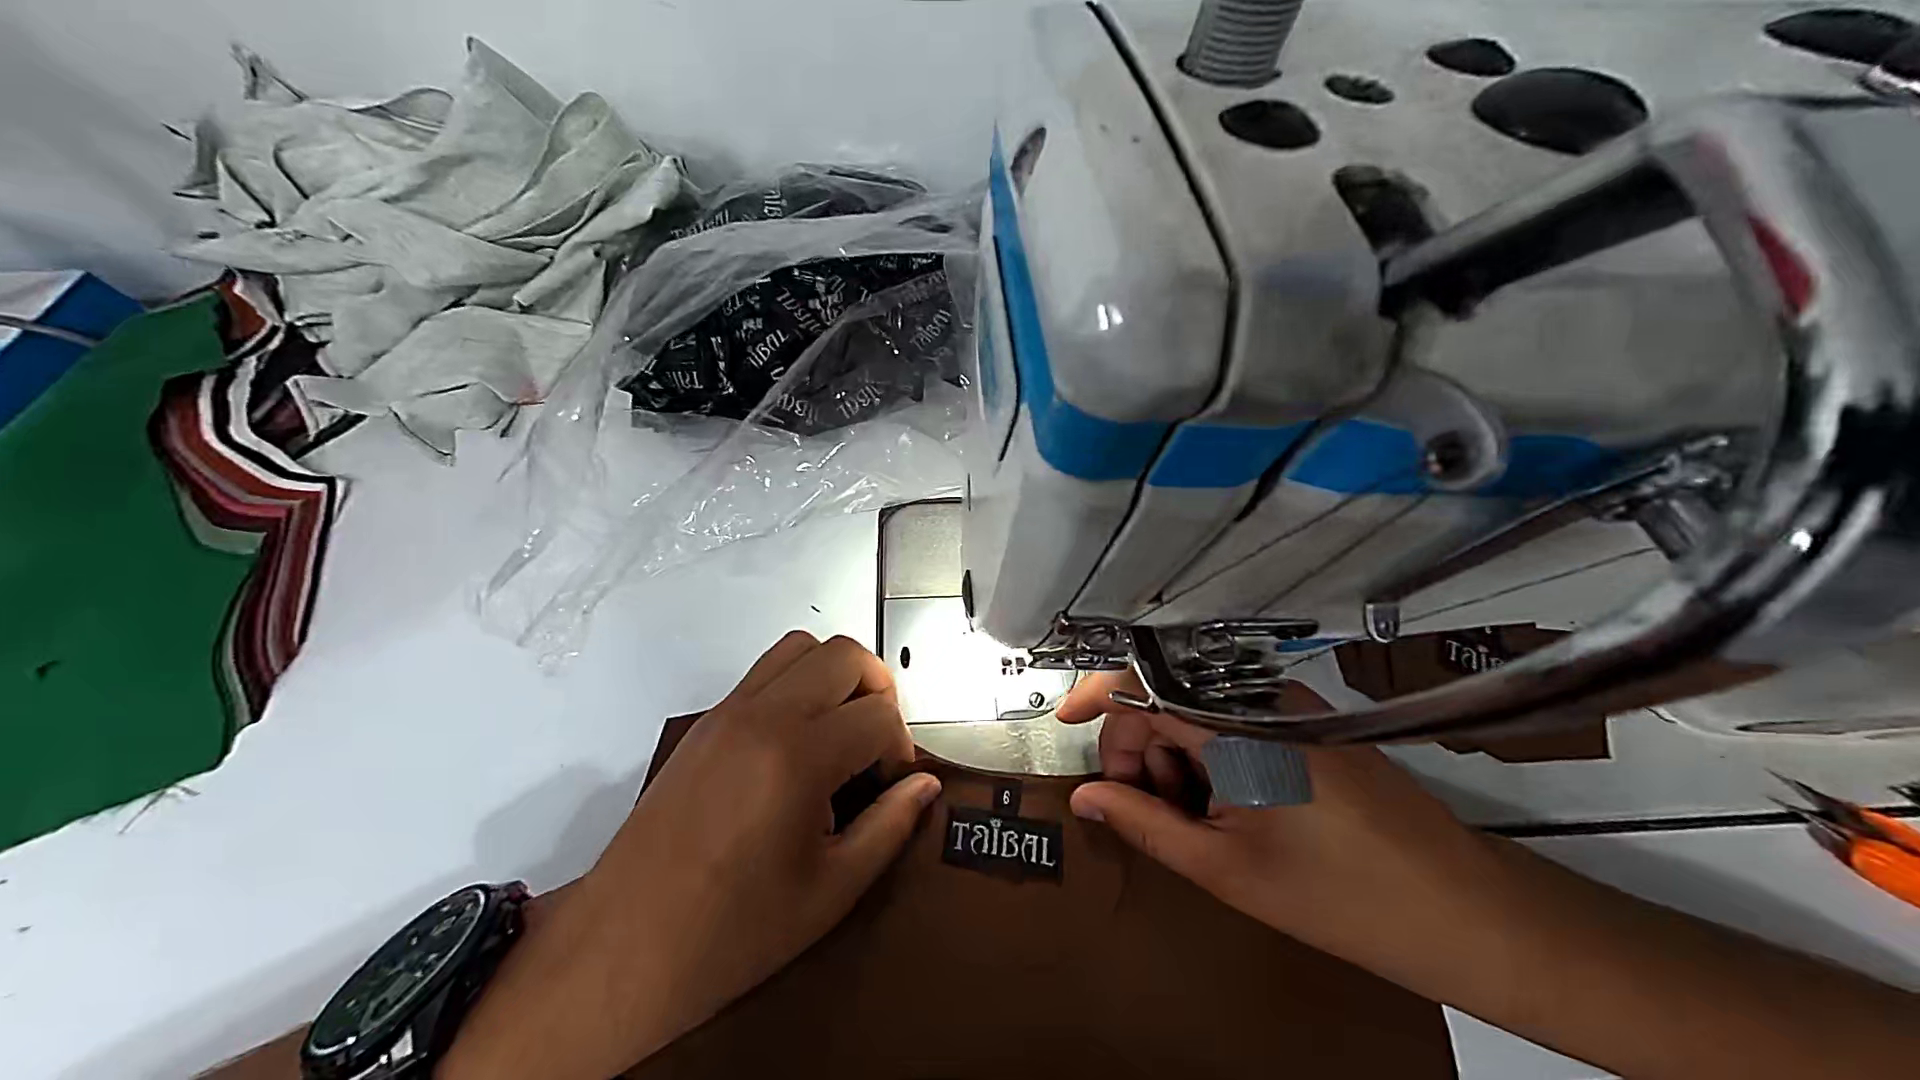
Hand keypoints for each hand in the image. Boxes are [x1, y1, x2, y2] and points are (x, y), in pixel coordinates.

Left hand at [440, 632, 940, 1079]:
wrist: (622, 947)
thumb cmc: (733, 933)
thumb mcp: (830, 892)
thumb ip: (889, 827)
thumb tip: (925, 784)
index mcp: (798, 758)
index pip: (879, 714)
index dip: (901, 747)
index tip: (894, 785)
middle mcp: (764, 716)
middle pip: (845, 655)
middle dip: (879, 689)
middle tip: (877, 744)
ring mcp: (728, 711)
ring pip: (801, 646)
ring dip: (836, 674)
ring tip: (841, 729)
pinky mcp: (705, 722)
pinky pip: (765, 670)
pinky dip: (797, 682)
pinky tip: (798, 740)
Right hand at [1057, 670, 1496, 963]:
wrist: (1469, 914)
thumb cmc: (1347, 898)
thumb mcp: (1224, 867)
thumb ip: (1143, 821)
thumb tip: (1087, 797)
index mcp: (1238, 725)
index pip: (1142, 685)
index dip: (1094, 699)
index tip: (1066, 724)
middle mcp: (1265, 700)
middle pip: (1168, 701)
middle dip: (1141, 750)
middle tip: (1150, 809)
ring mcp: (1293, 709)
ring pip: (1201, 715)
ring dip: (1179, 759)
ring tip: (1201, 821)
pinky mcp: (1312, 725)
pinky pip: (1238, 724)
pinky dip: (1214, 759)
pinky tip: (1234, 808)